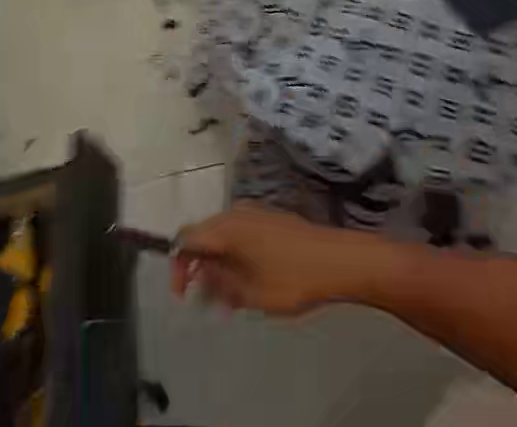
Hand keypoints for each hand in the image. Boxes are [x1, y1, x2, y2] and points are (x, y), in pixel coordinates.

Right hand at [169, 204, 406, 315]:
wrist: (339, 260)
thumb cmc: (291, 278)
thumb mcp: (248, 292)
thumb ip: (218, 280)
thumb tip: (200, 271)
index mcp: (227, 227)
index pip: (185, 238)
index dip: (178, 265)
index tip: (183, 295)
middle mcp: (238, 213)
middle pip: (205, 236)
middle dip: (201, 269)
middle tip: (207, 301)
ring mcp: (258, 214)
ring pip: (226, 238)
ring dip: (221, 267)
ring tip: (231, 302)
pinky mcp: (274, 220)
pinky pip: (245, 236)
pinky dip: (239, 258)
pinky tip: (251, 286)